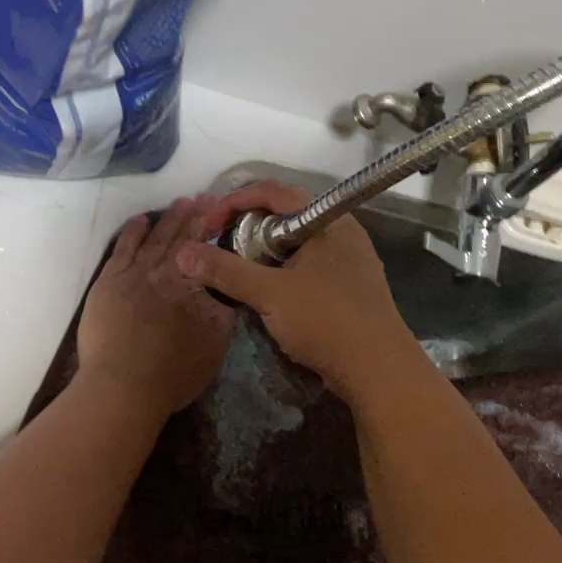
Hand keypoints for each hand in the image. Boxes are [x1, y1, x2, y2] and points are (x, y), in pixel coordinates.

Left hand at [76, 196, 236, 418]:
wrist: (123, 385)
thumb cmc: (173, 373)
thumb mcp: (216, 345)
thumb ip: (224, 314)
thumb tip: (227, 292)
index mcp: (194, 286)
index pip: (207, 250)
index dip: (214, 229)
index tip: (221, 211)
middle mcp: (166, 271)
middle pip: (182, 238)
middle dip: (195, 216)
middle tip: (205, 198)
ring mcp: (135, 273)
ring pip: (155, 237)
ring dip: (169, 219)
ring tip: (181, 202)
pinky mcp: (109, 281)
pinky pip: (124, 248)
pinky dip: (133, 232)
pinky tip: (141, 221)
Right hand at [177, 180, 426, 404]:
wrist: (379, 370)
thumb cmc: (327, 322)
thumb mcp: (270, 294)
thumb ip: (225, 271)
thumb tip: (182, 254)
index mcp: (326, 219)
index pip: (271, 191)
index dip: (232, 203)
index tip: (205, 228)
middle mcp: (340, 231)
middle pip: (281, 215)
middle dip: (243, 229)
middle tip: (217, 251)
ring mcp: (347, 259)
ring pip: (293, 243)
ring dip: (260, 253)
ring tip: (236, 274)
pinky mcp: (347, 286)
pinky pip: (305, 266)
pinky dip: (279, 271)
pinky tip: (265, 295)